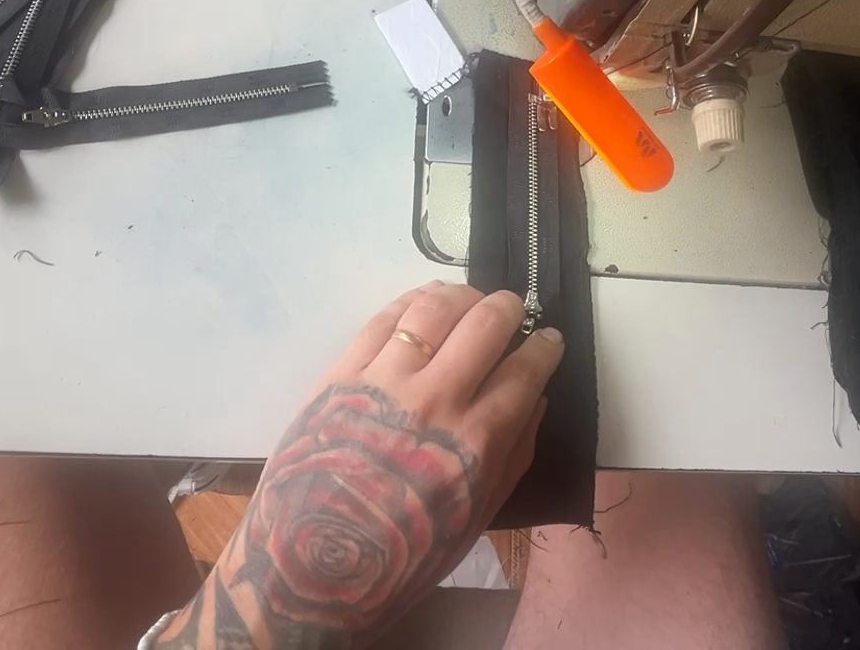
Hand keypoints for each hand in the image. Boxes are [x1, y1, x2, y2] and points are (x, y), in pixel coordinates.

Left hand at [155, 282, 562, 648]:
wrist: (310, 565)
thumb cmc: (404, 552)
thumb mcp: (476, 519)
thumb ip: (514, 455)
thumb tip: (536, 398)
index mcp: (475, 443)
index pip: (525, 371)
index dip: (545, 346)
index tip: (549, 338)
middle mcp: (435, 399)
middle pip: (485, 324)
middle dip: (510, 307)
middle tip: (514, 308)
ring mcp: (385, 379)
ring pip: (435, 307)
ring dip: (463, 294)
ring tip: (471, 299)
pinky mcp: (343, 371)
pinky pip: (384, 317)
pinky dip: (413, 301)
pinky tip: (425, 303)